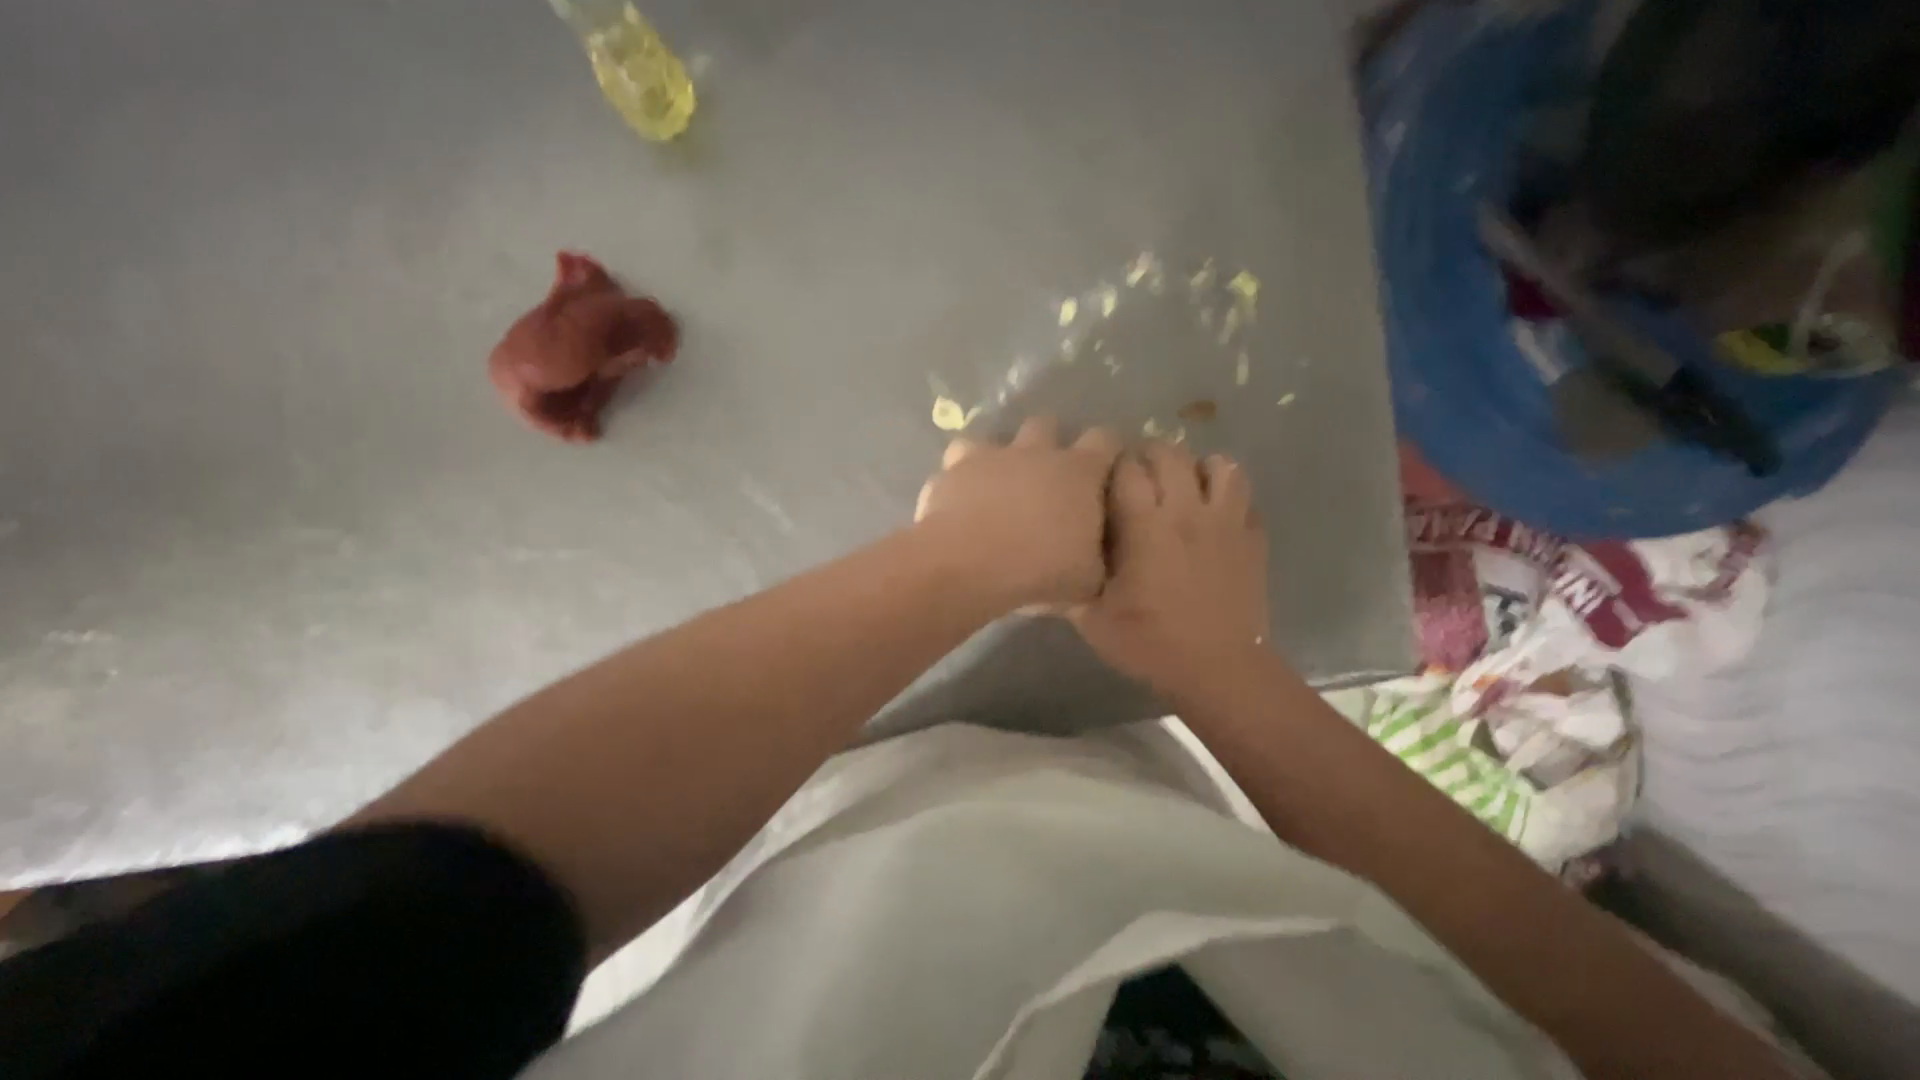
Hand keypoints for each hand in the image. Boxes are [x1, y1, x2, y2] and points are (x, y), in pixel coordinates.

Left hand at [915, 417, 1122, 611]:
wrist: (968, 565)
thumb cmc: (1040, 569)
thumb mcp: (1088, 578)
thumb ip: (1096, 557)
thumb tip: (1095, 555)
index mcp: (1080, 471)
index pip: (1105, 440)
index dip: (1107, 452)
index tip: (1105, 473)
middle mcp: (1036, 451)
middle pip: (1048, 425)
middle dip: (1050, 443)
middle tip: (1048, 479)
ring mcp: (990, 455)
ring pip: (998, 438)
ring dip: (1002, 457)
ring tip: (1000, 487)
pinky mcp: (952, 469)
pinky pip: (959, 461)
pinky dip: (962, 477)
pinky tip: (961, 499)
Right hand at [1071, 441, 1269, 695]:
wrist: (1219, 669)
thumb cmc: (1150, 644)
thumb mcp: (1093, 621)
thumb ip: (1070, 587)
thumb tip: (1047, 570)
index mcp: (1144, 525)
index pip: (1126, 467)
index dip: (1113, 465)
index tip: (1104, 479)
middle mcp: (1186, 511)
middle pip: (1171, 454)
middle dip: (1151, 456)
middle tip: (1139, 478)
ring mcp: (1226, 522)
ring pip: (1221, 465)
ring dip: (1200, 469)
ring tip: (1185, 489)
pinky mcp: (1254, 539)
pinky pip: (1246, 500)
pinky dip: (1229, 500)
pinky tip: (1216, 519)